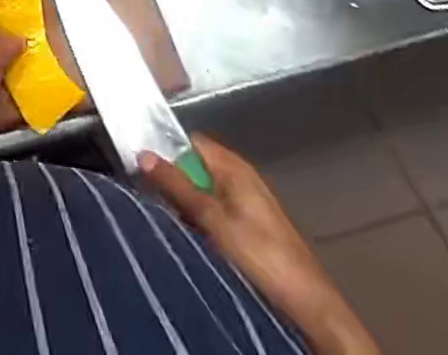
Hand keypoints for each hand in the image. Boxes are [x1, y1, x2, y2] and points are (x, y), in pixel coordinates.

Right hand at [142, 136, 380, 354]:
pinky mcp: (248, 229)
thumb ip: (177, 186)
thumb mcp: (212, 219)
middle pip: (195, 168)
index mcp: (233, 167)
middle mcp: (239, 178)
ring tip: (162, 221)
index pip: (191, 142)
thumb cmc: (259, 254)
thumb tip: (143, 154)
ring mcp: (245, 204)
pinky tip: (187, 241)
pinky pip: (213, 214)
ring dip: (184, 206)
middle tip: (147, 198)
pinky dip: (198, 223)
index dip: (166, 149)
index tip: (140, 165)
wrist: (307, 305)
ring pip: (202, 194)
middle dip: (172, 181)